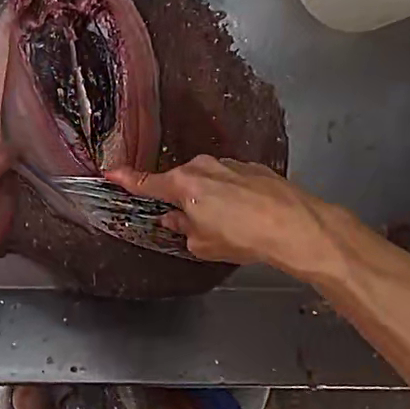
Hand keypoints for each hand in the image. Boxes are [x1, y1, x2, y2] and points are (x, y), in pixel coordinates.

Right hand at [106, 156, 339, 273]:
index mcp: (182, 184)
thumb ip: (182, 228)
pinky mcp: (254, 168)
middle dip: (179, 199)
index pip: (145, 182)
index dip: (126, 179)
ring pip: (207, 181)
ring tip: (227, 224)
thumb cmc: (245, 237)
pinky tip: (246, 214)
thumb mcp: (202, 243)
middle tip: (189, 224)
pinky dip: (231, 194)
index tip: (111, 172)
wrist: (298, 227)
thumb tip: (176, 220)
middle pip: (179, 182)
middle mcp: (202, 168)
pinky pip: (230, 180)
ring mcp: (229, 165)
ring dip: (208, 197)